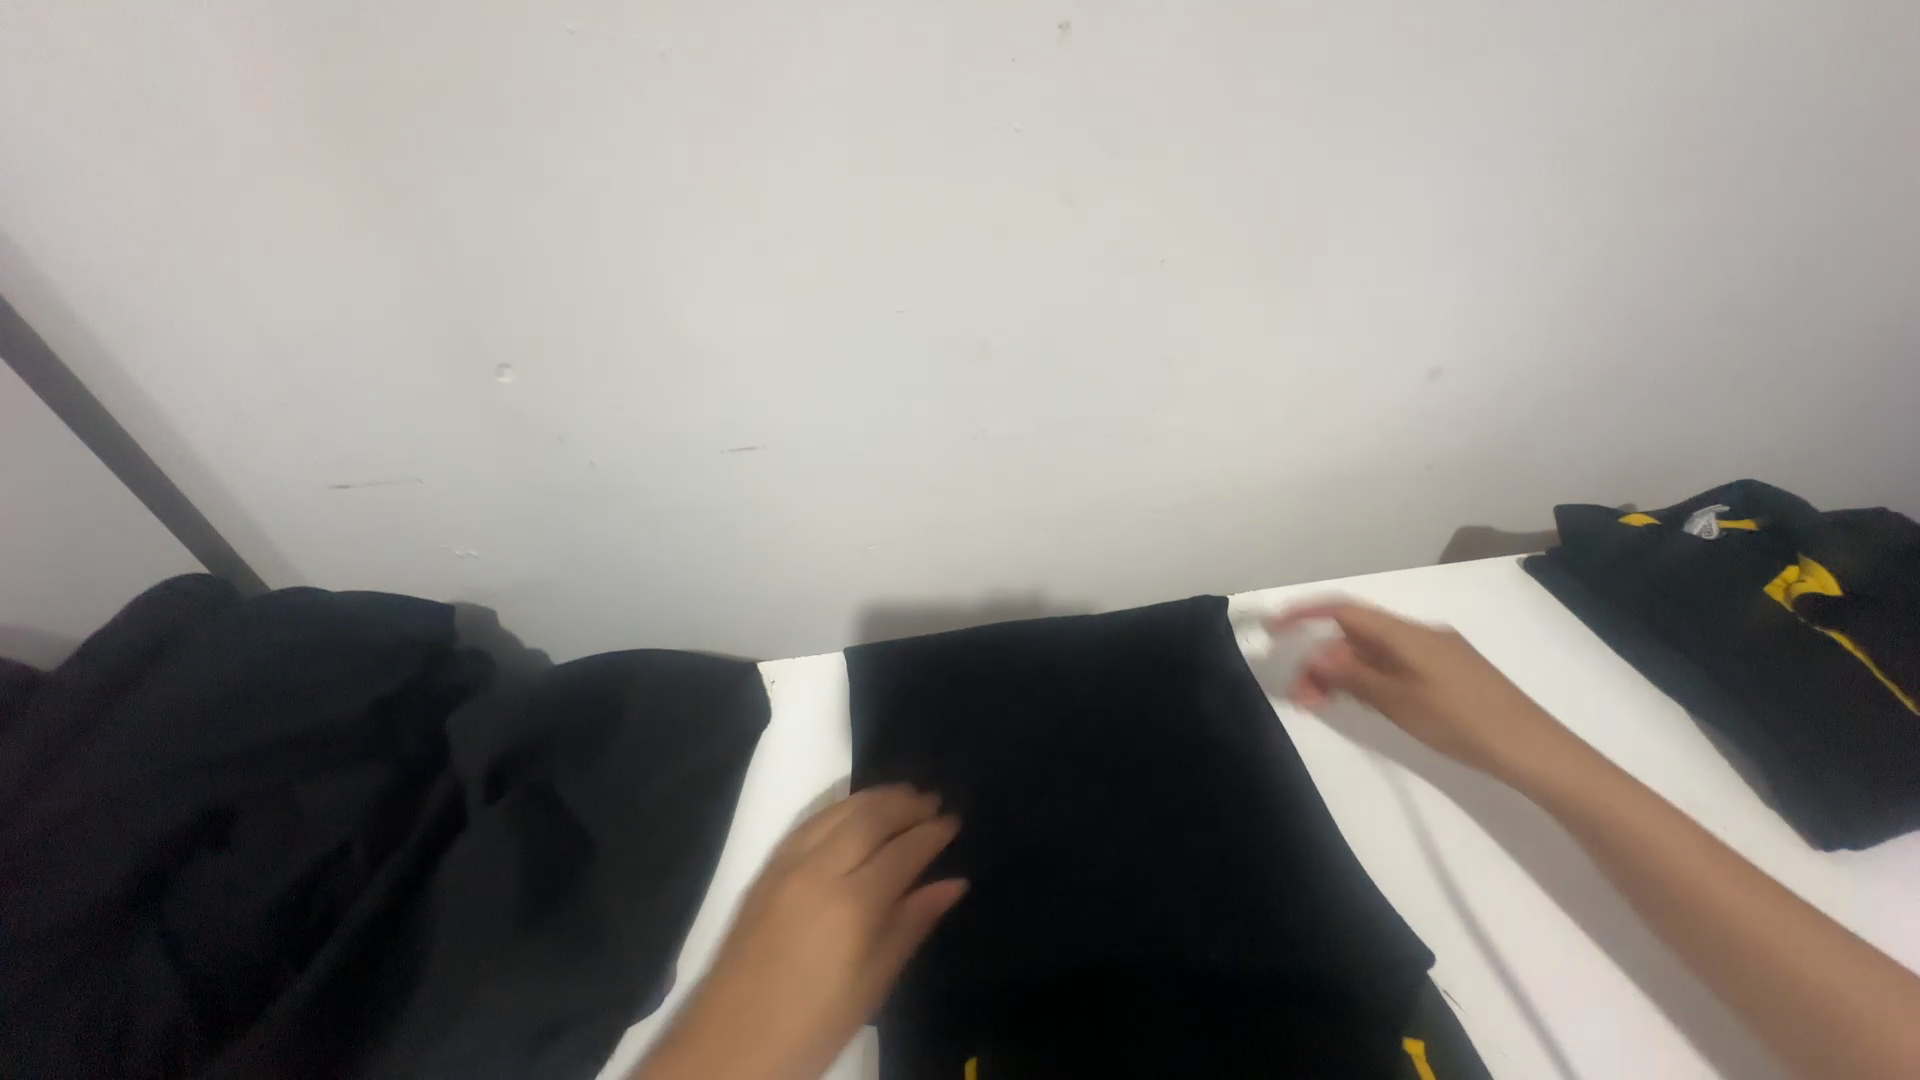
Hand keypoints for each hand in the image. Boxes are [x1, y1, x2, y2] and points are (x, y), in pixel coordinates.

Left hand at [634, 786, 965, 1079]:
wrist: (727, 1048)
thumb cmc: (813, 1026)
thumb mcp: (873, 985)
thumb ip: (912, 923)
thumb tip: (954, 882)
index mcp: (852, 905)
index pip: (903, 851)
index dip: (932, 833)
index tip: (953, 821)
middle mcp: (819, 870)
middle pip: (870, 817)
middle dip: (906, 804)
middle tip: (933, 800)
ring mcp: (787, 865)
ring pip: (838, 810)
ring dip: (874, 797)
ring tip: (903, 795)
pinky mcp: (765, 869)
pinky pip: (810, 821)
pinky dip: (840, 807)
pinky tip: (854, 809)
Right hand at [1268, 599, 1580, 782]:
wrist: (1535, 751)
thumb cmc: (1463, 722)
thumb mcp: (1398, 701)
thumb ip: (1353, 675)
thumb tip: (1314, 653)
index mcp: (1407, 634)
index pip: (1344, 610)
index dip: (1305, 613)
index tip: (1274, 628)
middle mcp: (1419, 635)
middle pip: (1355, 633)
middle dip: (1321, 658)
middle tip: (1301, 696)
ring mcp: (1435, 654)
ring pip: (1372, 652)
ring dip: (1341, 672)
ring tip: (1321, 705)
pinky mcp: (1446, 674)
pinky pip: (1392, 664)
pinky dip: (1366, 678)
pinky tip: (1360, 702)